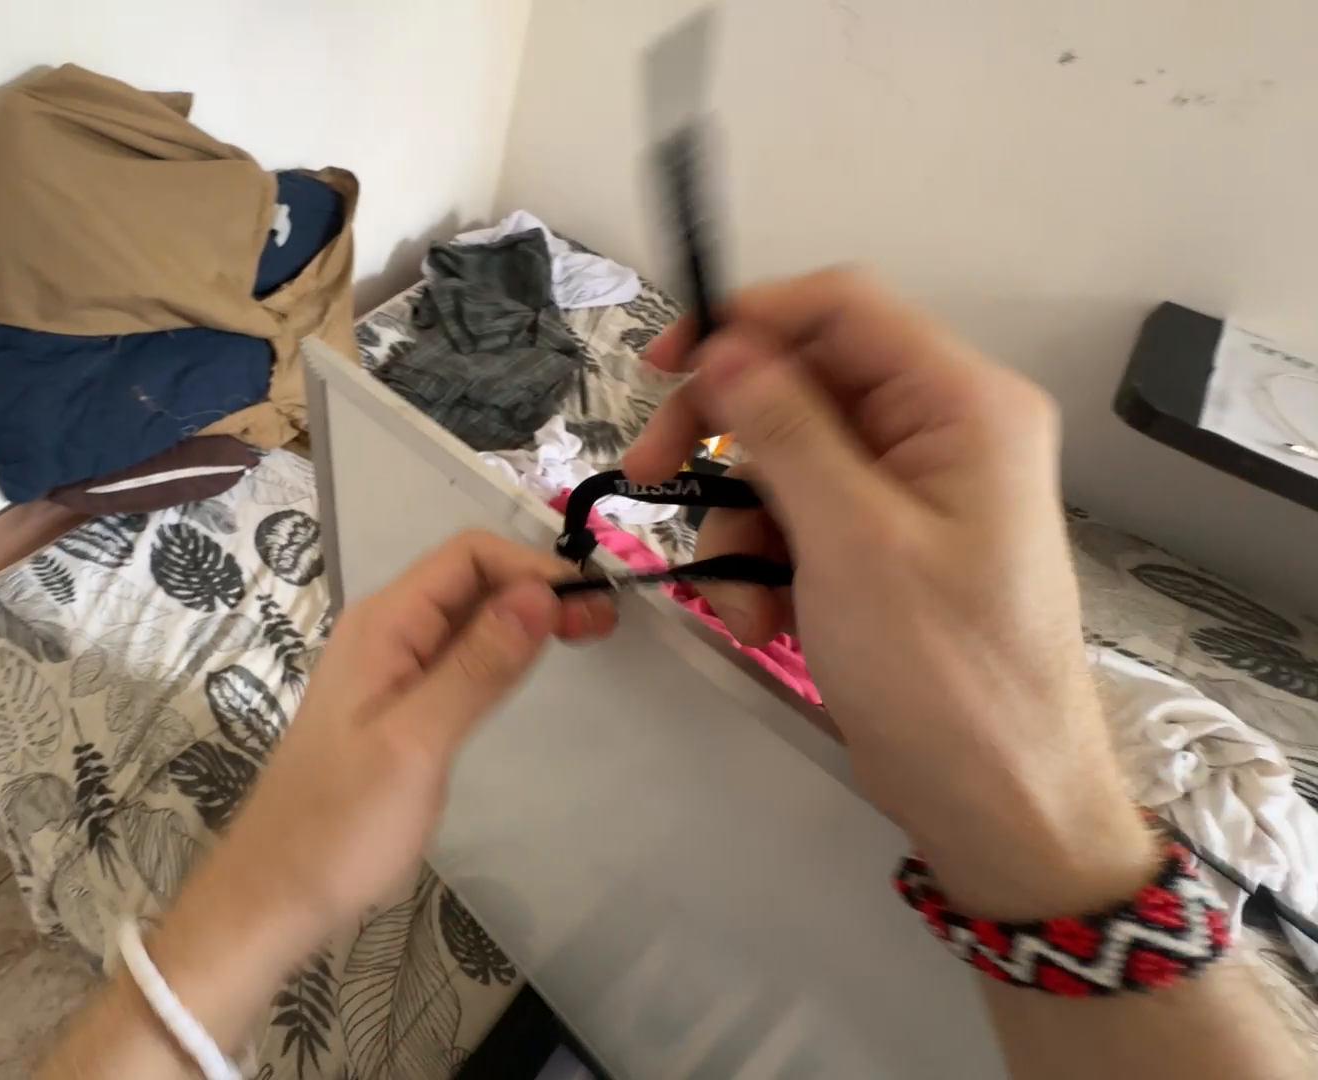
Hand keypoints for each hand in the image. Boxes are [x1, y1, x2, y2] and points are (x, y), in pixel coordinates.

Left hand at [140, 532, 612, 1042]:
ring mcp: (387, 663)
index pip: (467, 557)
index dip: (533, 567)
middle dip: (535, 588)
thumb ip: (477, 665)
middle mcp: (383, 629)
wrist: (278, 887)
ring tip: (583, 639)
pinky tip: (527, 667)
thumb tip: (539, 593)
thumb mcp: (417, 741)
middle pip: (468, 579)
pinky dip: (498, 649)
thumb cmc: (342, 821)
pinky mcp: (395, 697)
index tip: (590, 605)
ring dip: (523, 617)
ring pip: (464, 615)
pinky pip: (453, 652)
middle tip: (601, 624)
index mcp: (383, 623)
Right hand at [623, 267, 1153, 919]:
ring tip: (743, 600)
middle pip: (790, 385)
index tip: (659, 365)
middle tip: (647, 474)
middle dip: (715, 435)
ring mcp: (891, 490)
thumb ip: (787, 431)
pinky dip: (752, 562)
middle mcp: (926, 431)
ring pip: (770, 460)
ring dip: (732, 524)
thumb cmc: (939, 666)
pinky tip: (764, 617)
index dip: (742, 320)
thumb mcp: (851, 539)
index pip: (837, 310)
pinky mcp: (861, 540)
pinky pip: (779, 517)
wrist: (986, 793)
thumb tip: (725, 347)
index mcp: (954, 405)